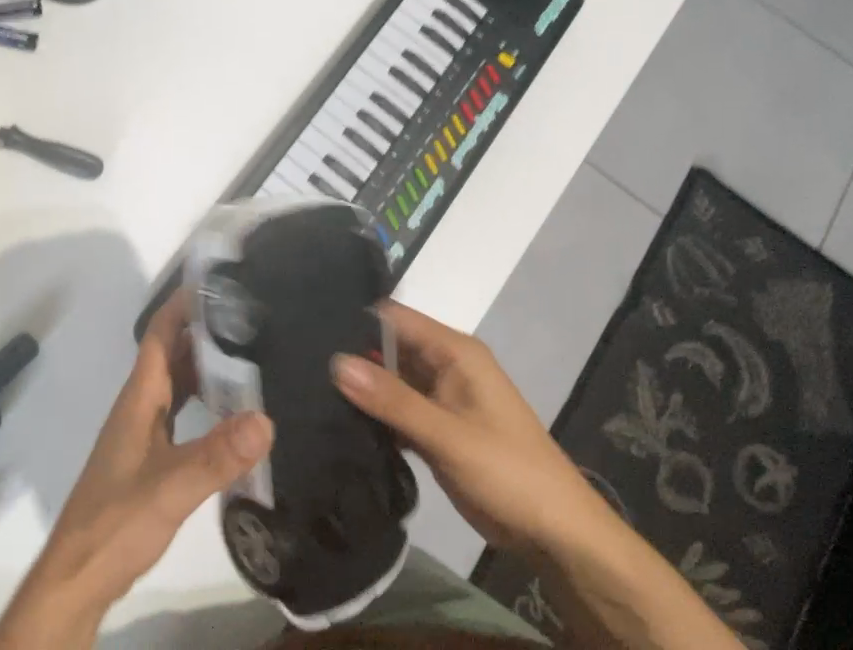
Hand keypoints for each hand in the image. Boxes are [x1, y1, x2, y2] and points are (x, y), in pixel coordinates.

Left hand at [0, 292, 273, 647]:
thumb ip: (215, 457)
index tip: (219, 284)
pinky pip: (181, 417)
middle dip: (204, 332)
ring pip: (176, 387)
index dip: (183, 307)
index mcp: (138, 401)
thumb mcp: (169, 488)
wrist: (80, 574)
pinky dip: (205, 406)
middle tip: (253, 317)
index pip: (159, 336)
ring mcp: (143, 436)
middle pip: (171, 357)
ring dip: (206, 368)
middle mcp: (140, 409)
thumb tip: (266, 418)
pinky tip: (234, 417)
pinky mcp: (151, 461)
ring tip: (253, 356)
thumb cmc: (116, 522)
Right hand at [332, 301, 607, 554]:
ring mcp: (439, 399)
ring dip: (357, 387)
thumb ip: (392, 399)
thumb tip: (335, 361)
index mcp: (455, 353)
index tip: (308, 329)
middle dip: (349, 354)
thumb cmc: (509, 473)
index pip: (394, 318)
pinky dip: (371, 415)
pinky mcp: (433, 429)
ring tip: (305, 389)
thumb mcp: (447, 435)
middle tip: (297, 364)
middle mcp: (444, 367)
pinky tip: (332, 420)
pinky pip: (394, 410)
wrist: (555, 534)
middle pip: (386, 347)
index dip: (355, 319)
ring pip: (387, 380)